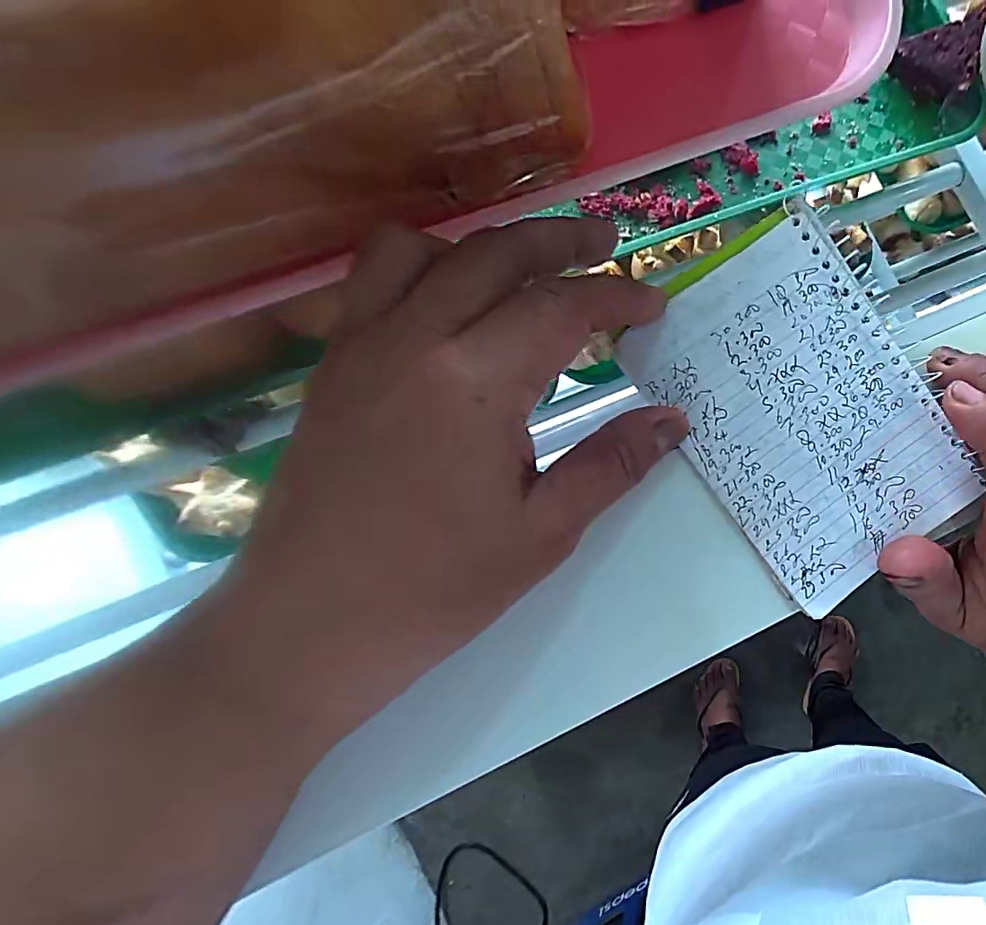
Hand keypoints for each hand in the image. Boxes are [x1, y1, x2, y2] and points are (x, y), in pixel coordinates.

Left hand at [195, 218, 687, 730]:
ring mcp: (361, 346)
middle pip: (497, 254)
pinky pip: (376, 279)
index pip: (560, 308)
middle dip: (562, 241)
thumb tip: (673, 421)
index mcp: (474, 383)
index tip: (654, 302)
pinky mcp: (334, 366)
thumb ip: (613, 464)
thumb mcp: (545, 531)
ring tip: (528, 272)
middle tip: (609, 244)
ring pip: (427, 250)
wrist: (312, 623)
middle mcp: (413, 340)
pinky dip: (427, 267)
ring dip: (488, 246)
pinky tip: (453, 309)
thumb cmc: (439, 588)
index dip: (616, 298)